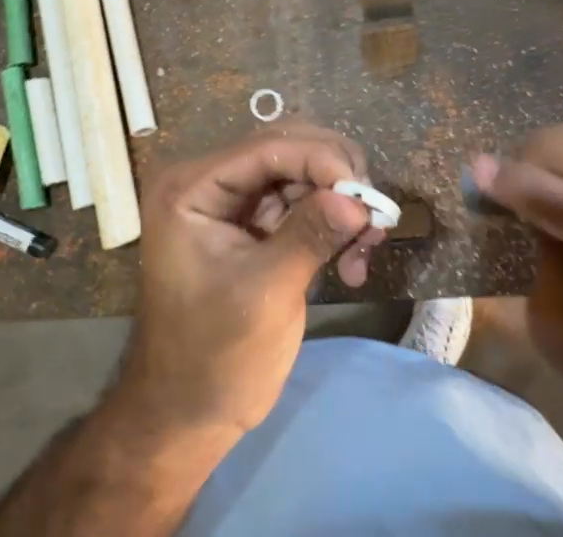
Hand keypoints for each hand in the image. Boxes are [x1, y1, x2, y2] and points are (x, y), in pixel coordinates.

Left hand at [116, 124, 385, 436]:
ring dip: (343, 205)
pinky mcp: (259, 228)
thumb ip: (309, 235)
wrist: (190, 415)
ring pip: (307, 175)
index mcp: (192, 188)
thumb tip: (359, 197)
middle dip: (337, 180)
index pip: (268, 148)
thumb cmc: (214, 355)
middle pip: (291, 150)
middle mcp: (211, 183)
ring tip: (366, 249)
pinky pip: (308, 205)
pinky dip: (336, 226)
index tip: (367, 197)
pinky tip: (354, 265)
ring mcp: (236, 205)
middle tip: (372, 221)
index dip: (323, 160)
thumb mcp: (264, 293)